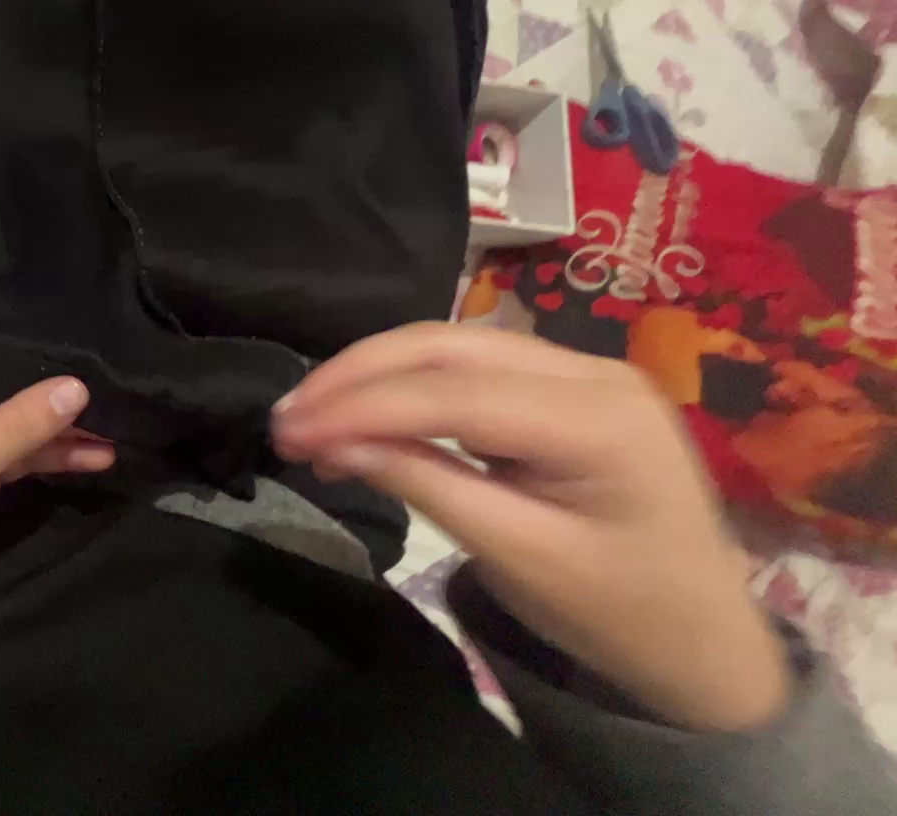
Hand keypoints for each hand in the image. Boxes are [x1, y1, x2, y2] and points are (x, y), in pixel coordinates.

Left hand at [0, 379, 113, 715]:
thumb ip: (14, 425)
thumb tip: (78, 385)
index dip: (22, 351)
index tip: (80, 343)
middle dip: (47, 395)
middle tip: (109, 388)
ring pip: (7, 427)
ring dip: (55, 432)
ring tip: (115, 428)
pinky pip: (10, 459)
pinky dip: (46, 458)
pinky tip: (93, 455)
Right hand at [269, 323, 788, 731]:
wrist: (699, 640)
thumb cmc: (617, 611)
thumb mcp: (517, 555)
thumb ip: (424, 484)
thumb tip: (333, 441)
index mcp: (600, 420)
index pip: (454, 393)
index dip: (360, 406)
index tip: (288, 432)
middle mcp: (587, 371)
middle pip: (441, 347)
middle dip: (351, 376)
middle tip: (285, 417)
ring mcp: (569, 369)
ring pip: (438, 345)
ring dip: (362, 376)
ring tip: (304, 419)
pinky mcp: (545, 382)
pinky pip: (452, 366)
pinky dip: (391, 387)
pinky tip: (352, 419)